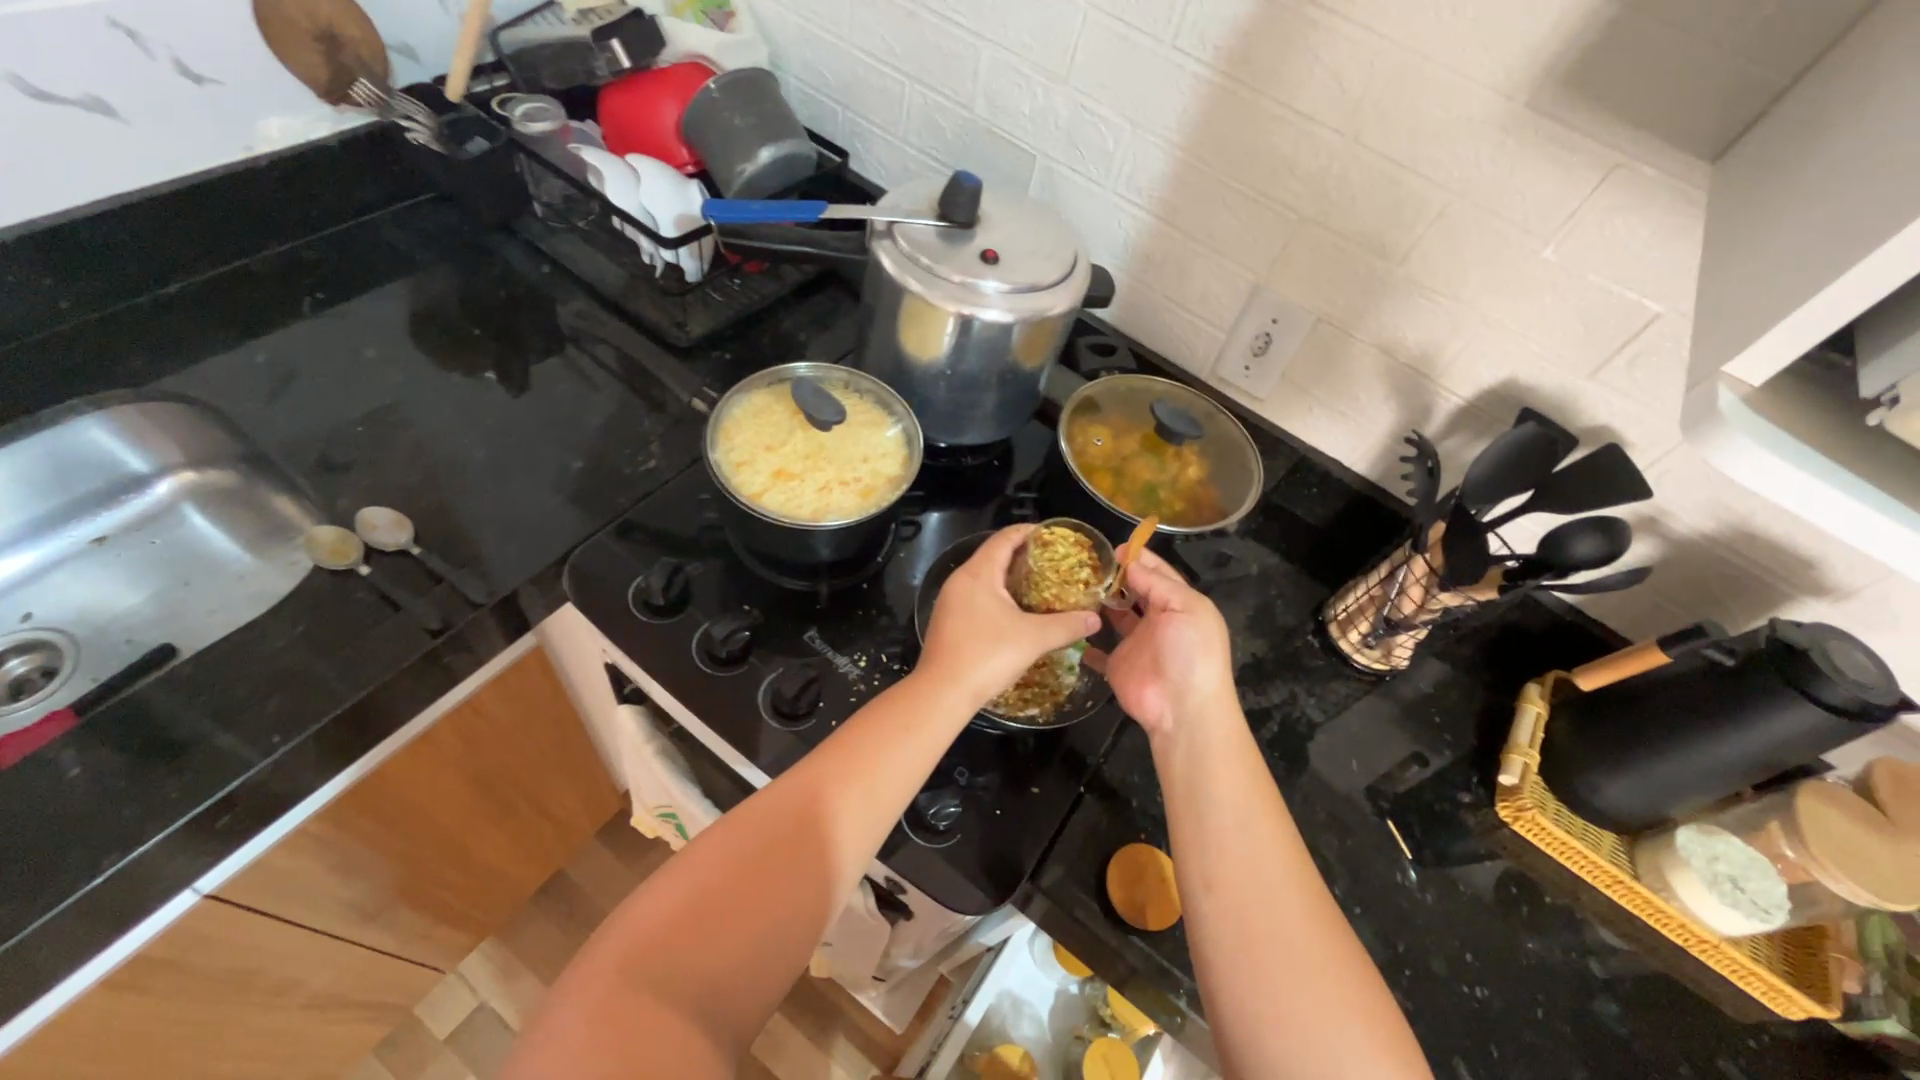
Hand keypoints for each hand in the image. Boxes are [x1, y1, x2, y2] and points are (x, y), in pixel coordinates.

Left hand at [919, 525, 1101, 707]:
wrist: (942, 693)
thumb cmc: (987, 656)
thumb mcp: (1033, 639)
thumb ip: (1066, 626)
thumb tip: (1094, 620)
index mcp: (978, 573)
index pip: (1004, 538)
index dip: (1028, 532)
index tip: (1051, 536)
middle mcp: (960, 581)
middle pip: (993, 556)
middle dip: (1022, 556)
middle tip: (1052, 564)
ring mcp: (950, 602)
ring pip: (984, 579)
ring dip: (1009, 579)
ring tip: (1039, 587)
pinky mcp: (948, 622)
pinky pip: (976, 598)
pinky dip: (997, 598)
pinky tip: (1015, 615)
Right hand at [1086, 546, 1235, 738]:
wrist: (1182, 707)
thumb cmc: (1190, 652)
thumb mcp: (1185, 607)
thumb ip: (1158, 583)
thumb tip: (1131, 562)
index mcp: (1179, 604)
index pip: (1157, 573)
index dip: (1139, 558)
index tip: (1114, 547)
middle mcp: (1157, 620)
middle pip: (1134, 592)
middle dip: (1116, 577)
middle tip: (1087, 563)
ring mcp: (1136, 643)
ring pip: (1114, 616)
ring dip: (1099, 602)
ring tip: (1075, 585)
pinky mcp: (1117, 665)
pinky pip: (1098, 651)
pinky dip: (1086, 642)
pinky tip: (1070, 625)